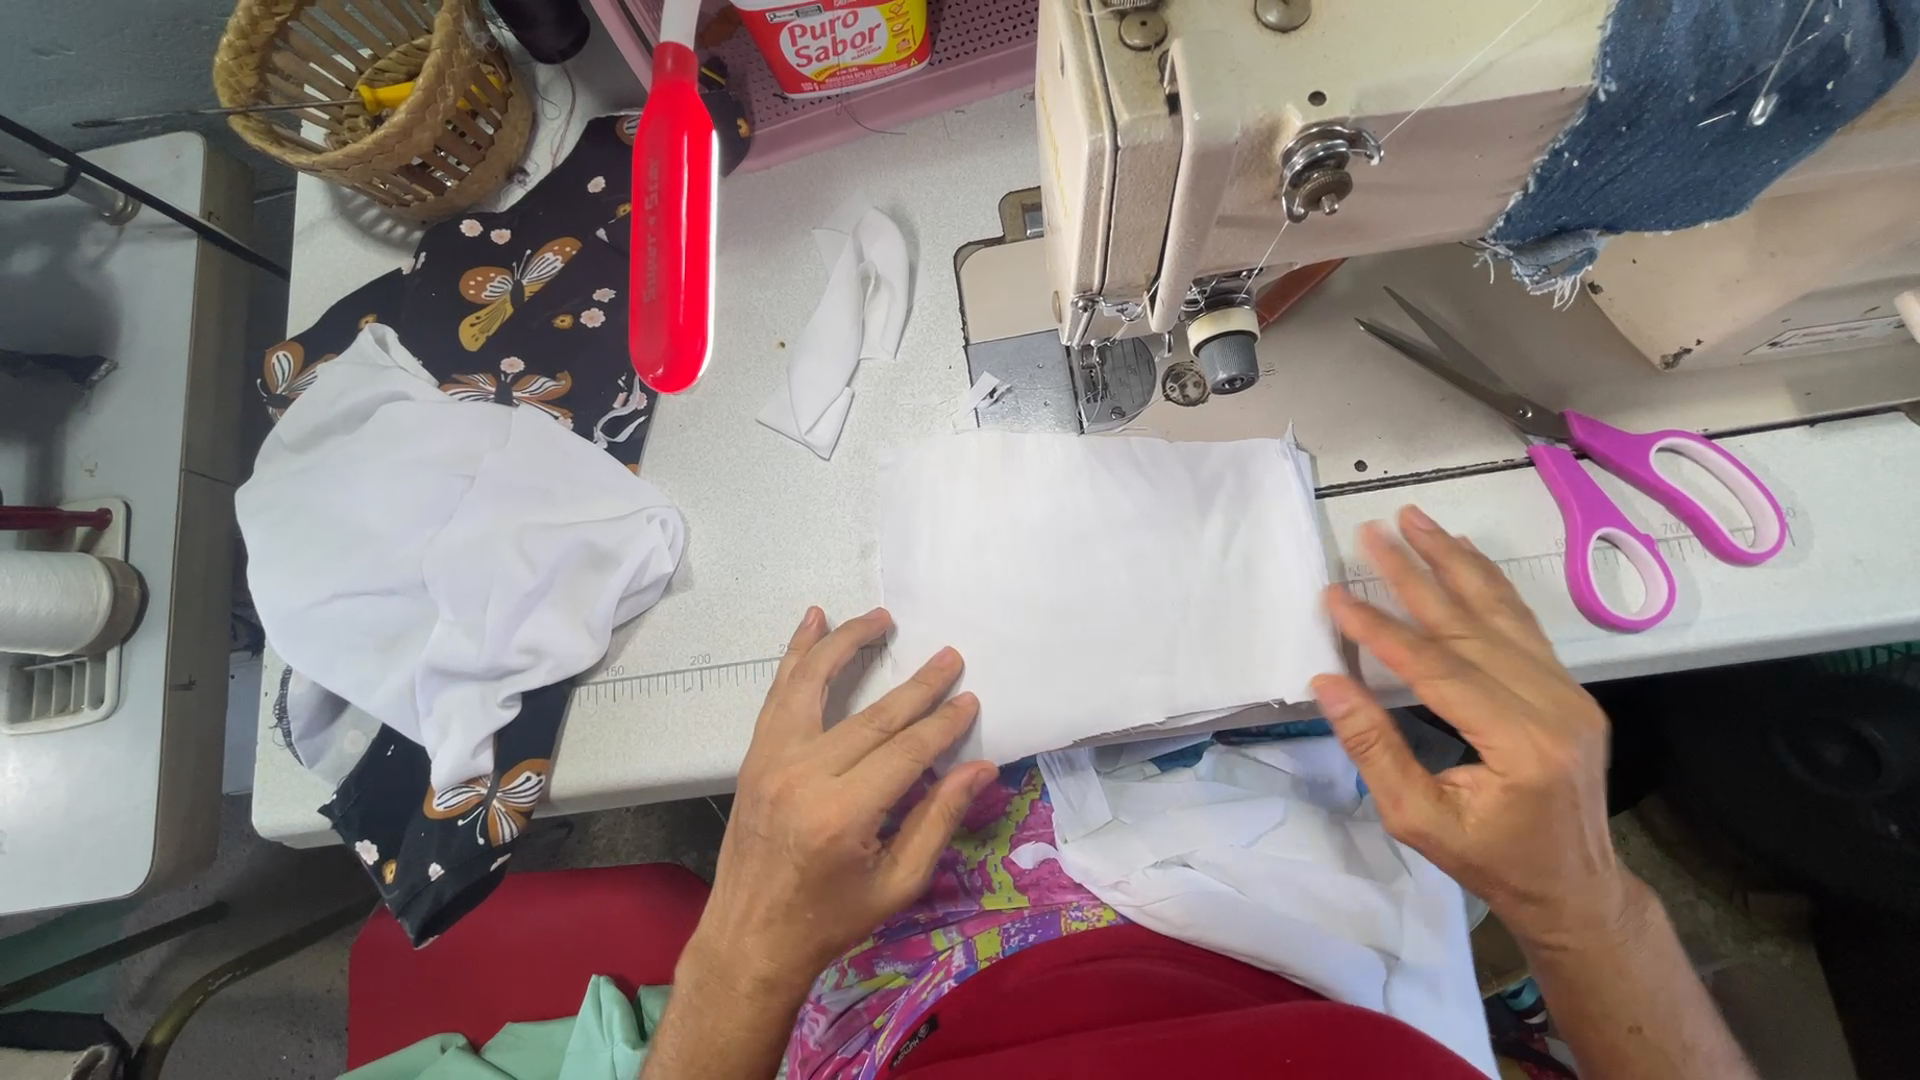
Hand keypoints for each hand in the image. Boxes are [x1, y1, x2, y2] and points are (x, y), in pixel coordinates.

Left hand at [681, 606, 996, 1001]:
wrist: (749, 939)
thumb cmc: (829, 919)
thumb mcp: (897, 884)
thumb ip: (939, 820)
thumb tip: (981, 767)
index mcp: (842, 815)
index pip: (906, 752)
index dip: (942, 723)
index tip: (969, 698)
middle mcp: (803, 776)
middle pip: (872, 716)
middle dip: (917, 685)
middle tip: (949, 656)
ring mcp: (772, 761)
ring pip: (813, 684)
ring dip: (847, 642)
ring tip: (880, 616)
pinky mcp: (756, 756)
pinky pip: (779, 693)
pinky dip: (796, 653)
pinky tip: (813, 622)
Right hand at [1311, 506, 1631, 949]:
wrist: (1575, 887)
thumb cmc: (1490, 861)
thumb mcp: (1416, 818)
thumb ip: (1373, 747)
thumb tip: (1327, 683)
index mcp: (1520, 743)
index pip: (1435, 668)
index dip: (1379, 629)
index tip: (1334, 596)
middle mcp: (1553, 706)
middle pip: (1469, 624)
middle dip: (1413, 573)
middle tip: (1372, 533)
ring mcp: (1567, 692)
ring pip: (1500, 610)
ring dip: (1453, 560)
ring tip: (1415, 520)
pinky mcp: (1566, 689)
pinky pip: (1521, 623)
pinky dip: (1486, 582)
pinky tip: (1463, 555)